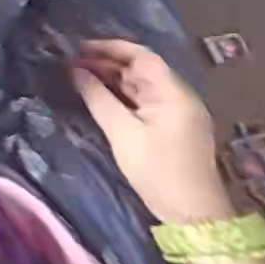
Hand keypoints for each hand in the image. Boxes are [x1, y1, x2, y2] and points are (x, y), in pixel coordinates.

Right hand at [70, 39, 234, 224]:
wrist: (192, 215)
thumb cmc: (158, 170)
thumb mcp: (122, 132)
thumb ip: (97, 97)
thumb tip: (75, 71)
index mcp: (173, 93)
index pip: (142, 56)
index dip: (110, 48)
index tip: (79, 48)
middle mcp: (177, 97)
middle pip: (140, 69)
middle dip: (106, 63)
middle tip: (71, 63)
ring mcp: (175, 112)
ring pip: (139, 85)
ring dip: (111, 79)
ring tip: (78, 77)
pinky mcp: (169, 127)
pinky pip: (141, 101)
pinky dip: (119, 95)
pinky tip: (97, 96)